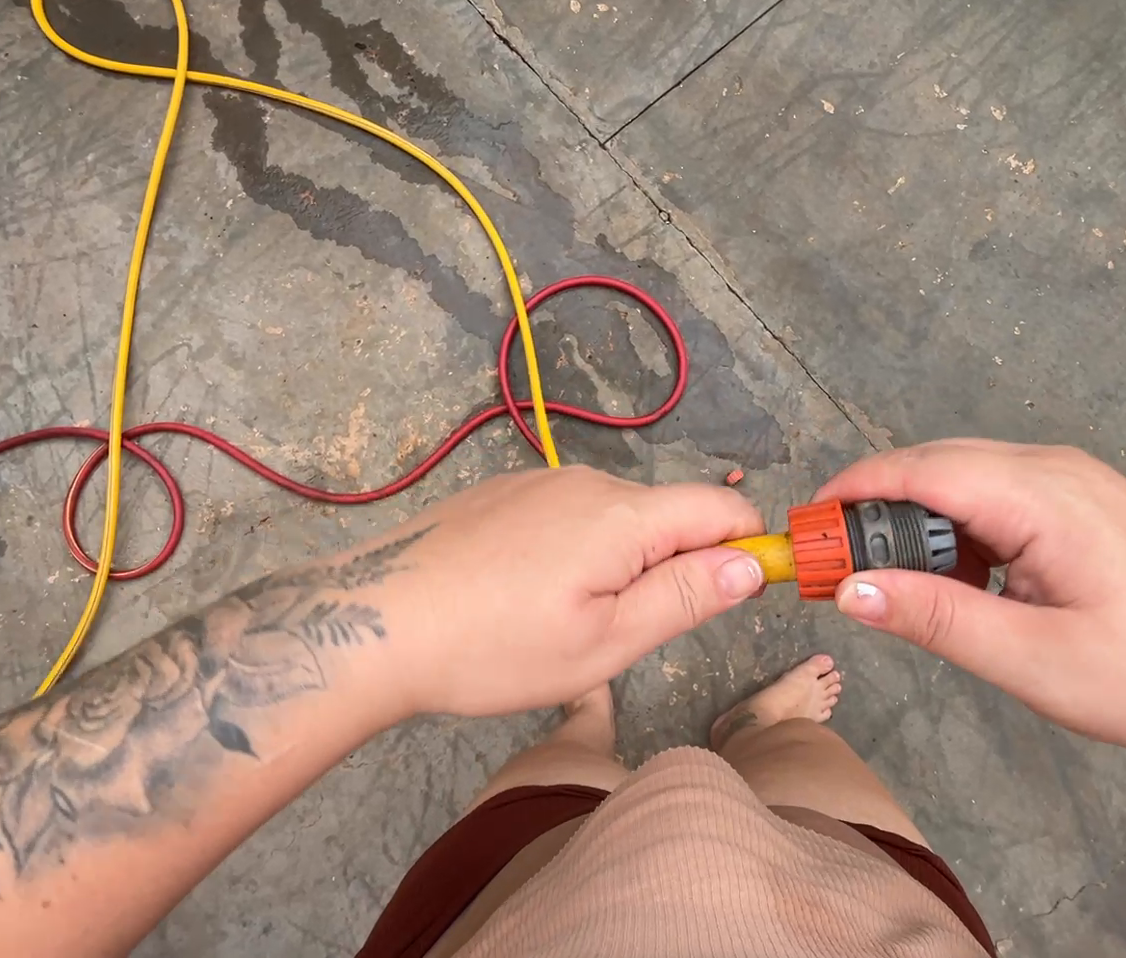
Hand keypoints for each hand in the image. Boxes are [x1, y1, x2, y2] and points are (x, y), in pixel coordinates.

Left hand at [366, 466, 764, 717]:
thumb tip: (751, 563)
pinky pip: (569, 513)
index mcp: (623, 515)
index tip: (733, 596)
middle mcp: (587, 480)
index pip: (720, 508)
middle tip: (624, 630)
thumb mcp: (604, 642)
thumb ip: (685, 596)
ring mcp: (540, 480)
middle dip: (674, 563)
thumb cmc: (495, 645)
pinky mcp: (505, 491)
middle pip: (667, 513)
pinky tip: (526, 590)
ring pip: (616, 516)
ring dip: (622, 559)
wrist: (374, 619)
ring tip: (565, 618)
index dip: (747, 547)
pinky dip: (576, 548)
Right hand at [817, 440, 1125, 768]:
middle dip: (873, 504)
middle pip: (935, 463)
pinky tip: (953, 572)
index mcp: (1052, 497)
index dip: (855, 489)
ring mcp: (1069, 477)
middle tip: (833, 560)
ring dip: (911, 517)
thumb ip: (936, 618)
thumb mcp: (1035, 662)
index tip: (807, 526)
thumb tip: (848, 591)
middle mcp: (1057, 468)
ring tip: (890, 576)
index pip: (926, 469)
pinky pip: (987, 491)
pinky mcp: (1073, 496)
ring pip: (957, 474)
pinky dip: (949, 525)